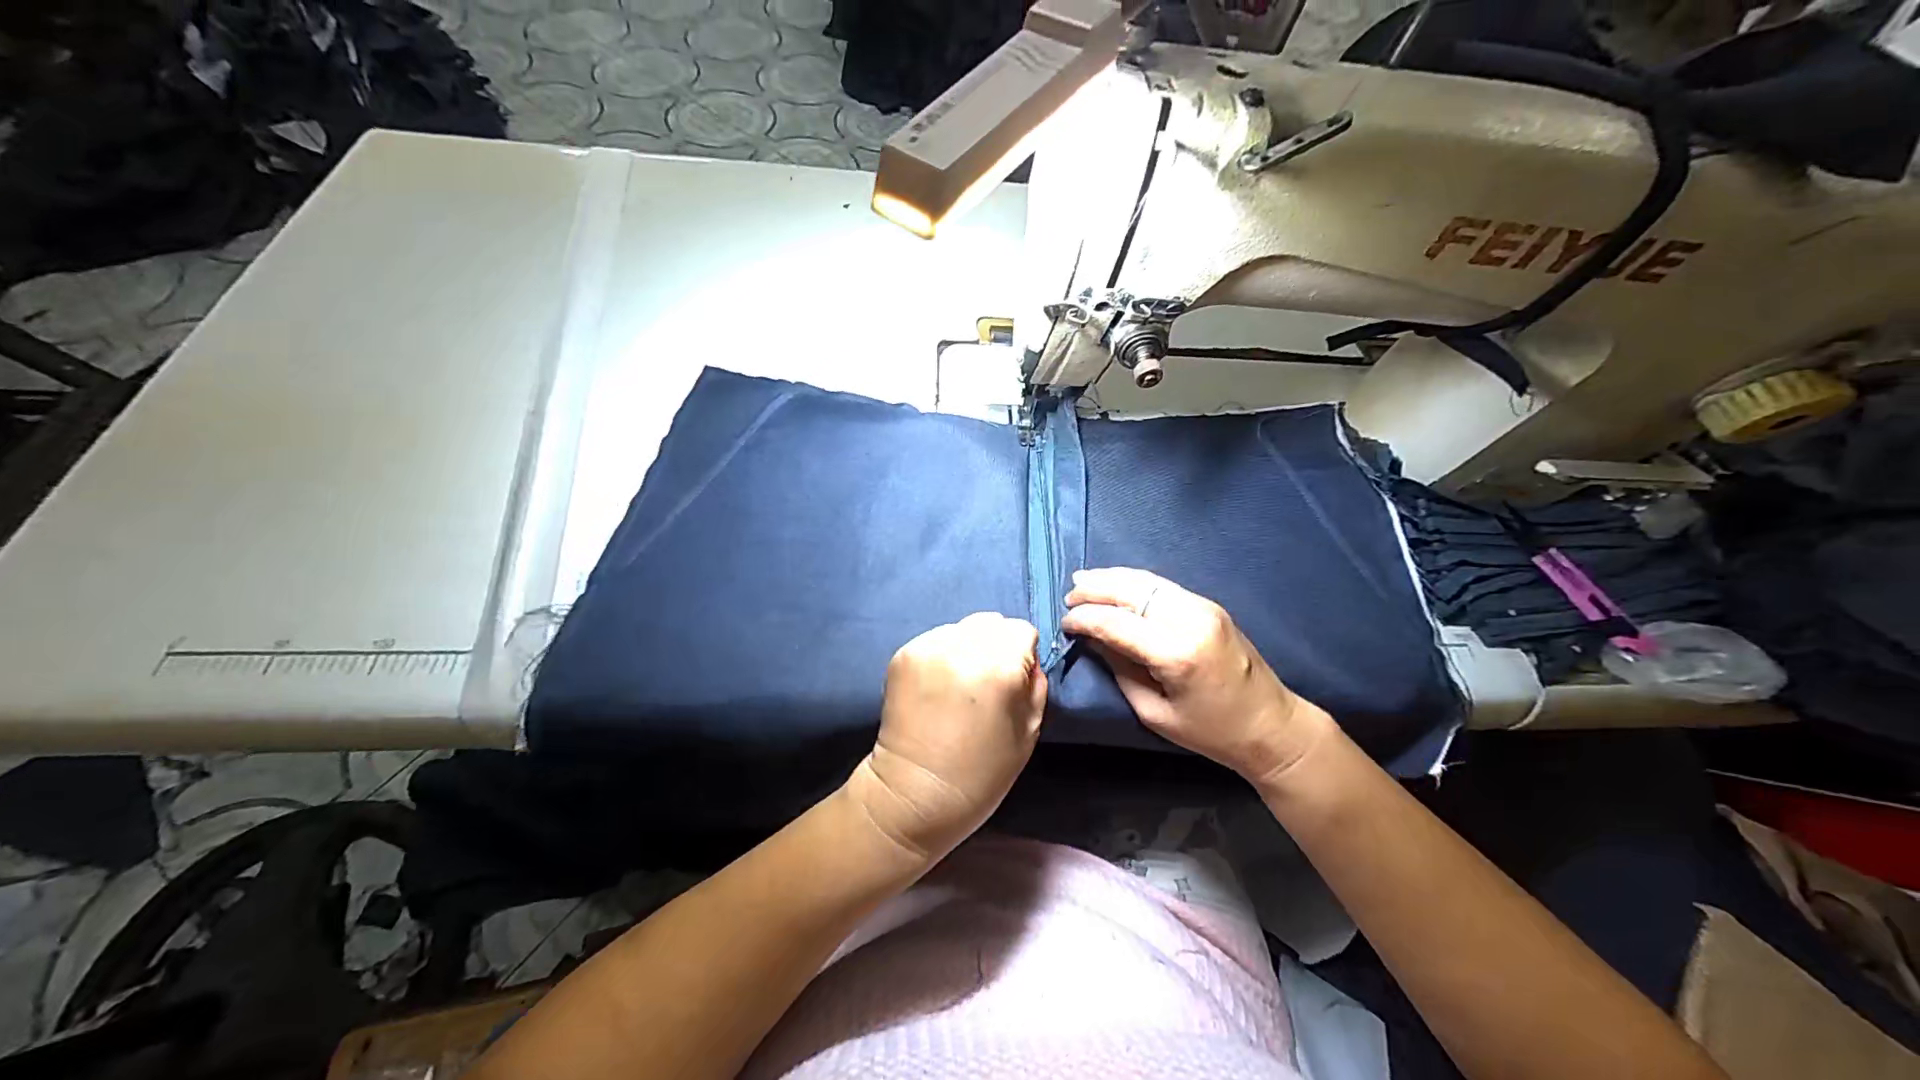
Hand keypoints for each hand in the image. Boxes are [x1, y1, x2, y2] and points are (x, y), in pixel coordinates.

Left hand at [846, 612, 1047, 860]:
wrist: (915, 793)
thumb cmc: (982, 771)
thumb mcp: (1029, 730)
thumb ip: (1034, 684)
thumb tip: (1026, 658)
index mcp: (999, 666)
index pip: (1022, 630)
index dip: (1023, 654)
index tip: (1014, 680)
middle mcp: (962, 647)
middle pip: (991, 623)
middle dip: (995, 646)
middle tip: (987, 683)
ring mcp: (928, 647)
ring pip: (962, 628)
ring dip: (967, 648)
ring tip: (960, 686)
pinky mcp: (903, 654)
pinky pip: (936, 640)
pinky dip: (943, 655)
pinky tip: (938, 687)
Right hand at [1060, 567, 1334, 785]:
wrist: (1271, 725)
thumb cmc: (1211, 732)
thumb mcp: (1154, 712)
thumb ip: (1120, 669)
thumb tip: (1092, 639)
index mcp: (1177, 653)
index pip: (1117, 623)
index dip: (1085, 620)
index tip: (1064, 624)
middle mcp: (1191, 620)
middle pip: (1131, 591)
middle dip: (1095, 590)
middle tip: (1068, 597)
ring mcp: (1203, 607)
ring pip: (1147, 581)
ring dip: (1112, 579)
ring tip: (1082, 580)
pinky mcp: (1209, 605)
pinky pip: (1162, 585)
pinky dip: (1134, 582)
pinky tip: (1116, 585)